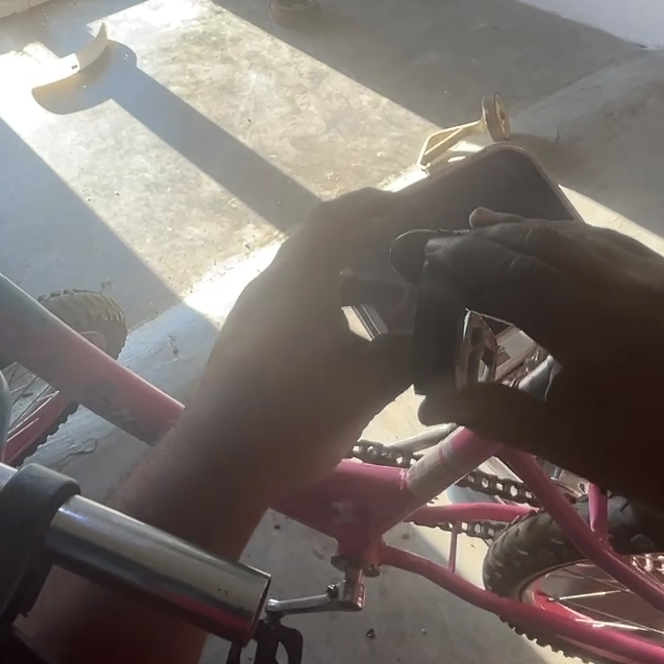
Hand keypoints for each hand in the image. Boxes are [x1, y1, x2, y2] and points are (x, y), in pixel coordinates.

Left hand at [169, 189, 411, 506]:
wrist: (222, 460)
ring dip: (343, 280)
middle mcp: (270, 286)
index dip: (368, 204)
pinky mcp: (244, 341)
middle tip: (402, 256)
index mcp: (298, 280)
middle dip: (361, 244)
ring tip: (385, 302)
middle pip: (317, 245)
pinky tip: (347, 340)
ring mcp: (252, 314)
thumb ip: (407, 355)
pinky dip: (324, 307)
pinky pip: (290, 305)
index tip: (402, 204)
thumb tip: (441, 343)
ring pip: (304, 279)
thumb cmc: (297, 411)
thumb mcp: (367, 384)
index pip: (332, 219)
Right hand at [419, 218, 663, 521]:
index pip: (515, 274)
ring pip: (576, 235)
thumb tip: (428, 399)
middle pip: (541, 244)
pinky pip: (609, 243)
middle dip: (485, 238)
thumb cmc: (645, 460)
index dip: (465, 258)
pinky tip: (542, 237)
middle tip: (444, 241)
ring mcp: (659, 278)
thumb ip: (490, 410)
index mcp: (596, 334)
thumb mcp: (561, 441)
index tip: (428, 253)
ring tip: (480, 227)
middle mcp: (628, 291)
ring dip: (523, 230)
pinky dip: (566, 236)